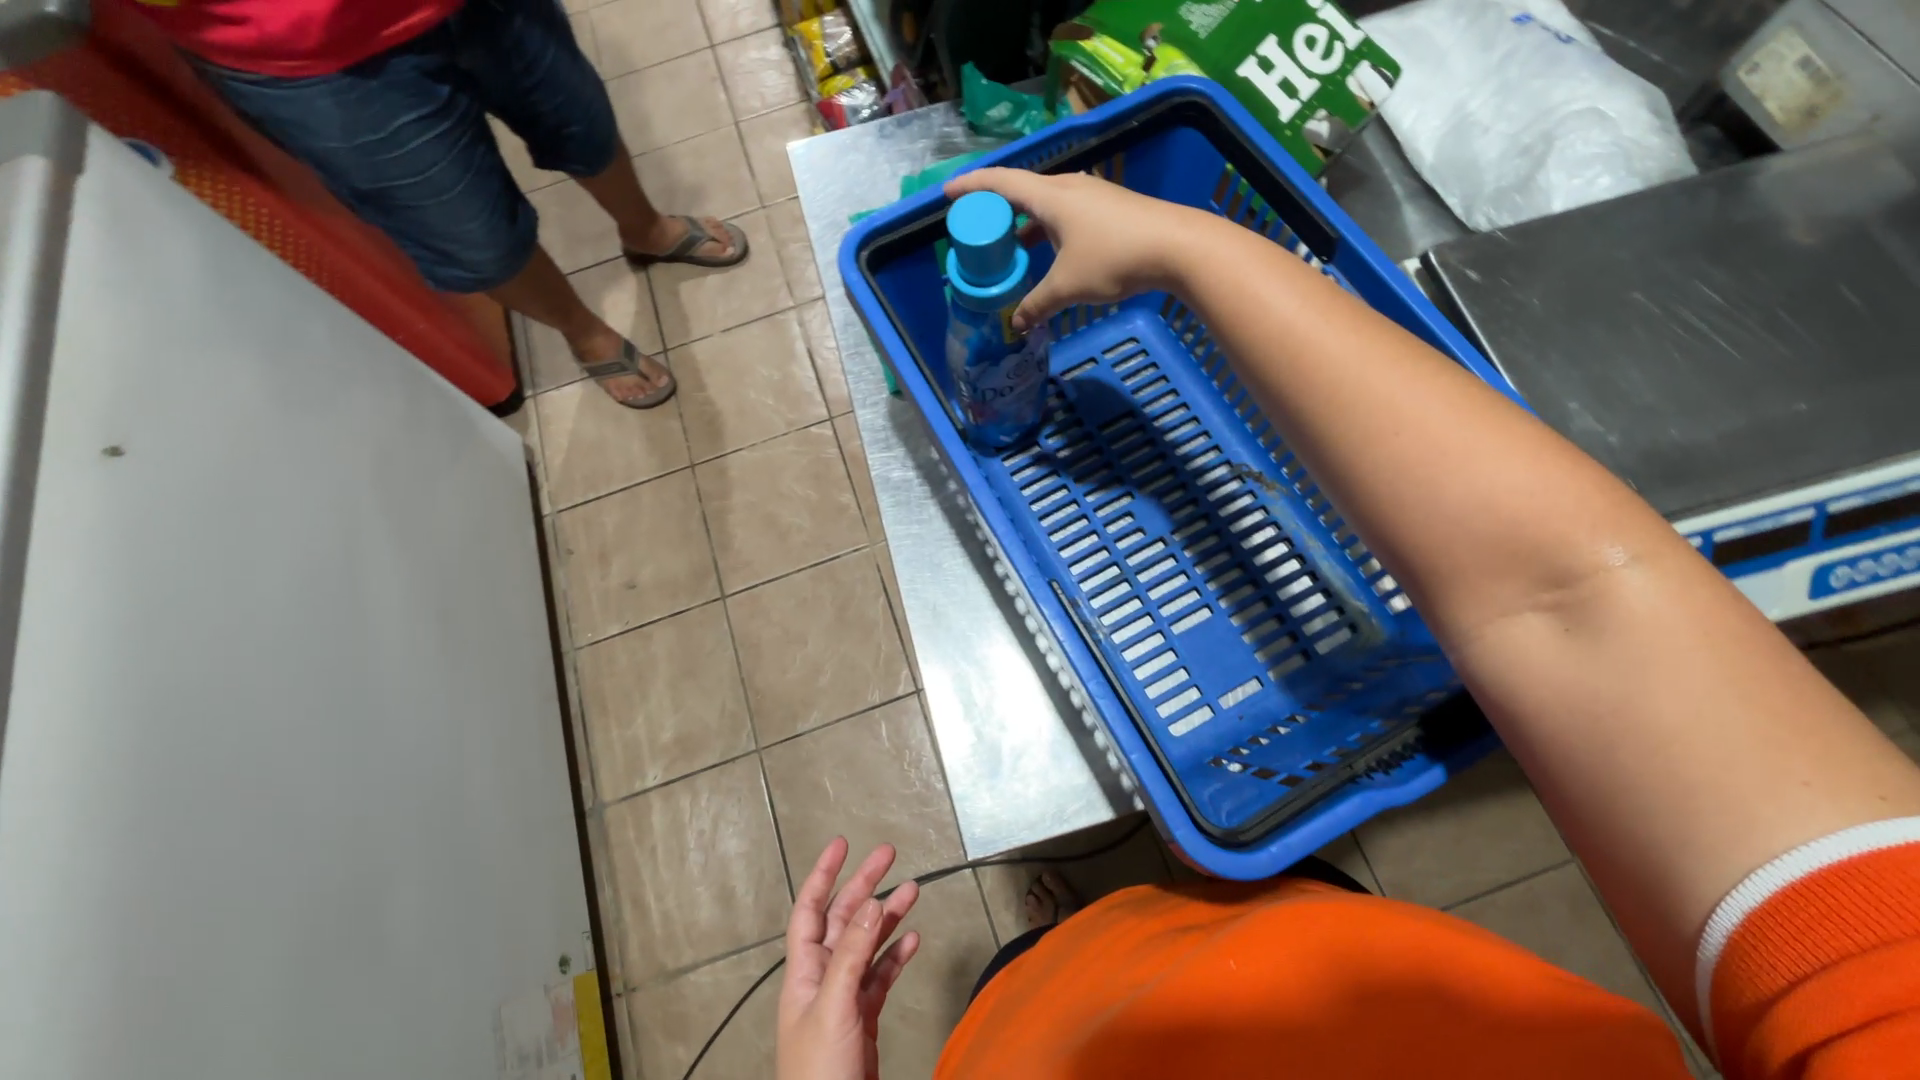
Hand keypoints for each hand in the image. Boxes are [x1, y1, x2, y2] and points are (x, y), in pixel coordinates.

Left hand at [778, 838, 920, 1079]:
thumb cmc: (818, 1071)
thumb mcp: (833, 1007)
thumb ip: (852, 955)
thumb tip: (871, 904)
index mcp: (803, 973)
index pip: (810, 911)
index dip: (824, 876)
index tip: (842, 845)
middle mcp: (821, 979)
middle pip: (843, 921)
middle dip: (864, 886)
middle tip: (889, 855)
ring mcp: (843, 999)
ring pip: (867, 946)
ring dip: (888, 918)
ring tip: (913, 892)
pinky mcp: (863, 1019)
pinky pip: (881, 977)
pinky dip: (897, 957)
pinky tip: (913, 941)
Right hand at [944, 167, 1207, 331]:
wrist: (1179, 247)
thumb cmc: (1115, 258)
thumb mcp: (1068, 286)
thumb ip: (1037, 304)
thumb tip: (1016, 324)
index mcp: (1050, 196)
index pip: (1001, 182)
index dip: (972, 186)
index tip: (948, 193)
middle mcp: (1069, 187)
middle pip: (1024, 190)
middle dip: (998, 207)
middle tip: (981, 226)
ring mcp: (1094, 196)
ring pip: (1048, 203)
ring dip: (1027, 222)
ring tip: (1013, 245)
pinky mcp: (1112, 209)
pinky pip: (1068, 213)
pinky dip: (1049, 228)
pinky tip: (1052, 252)